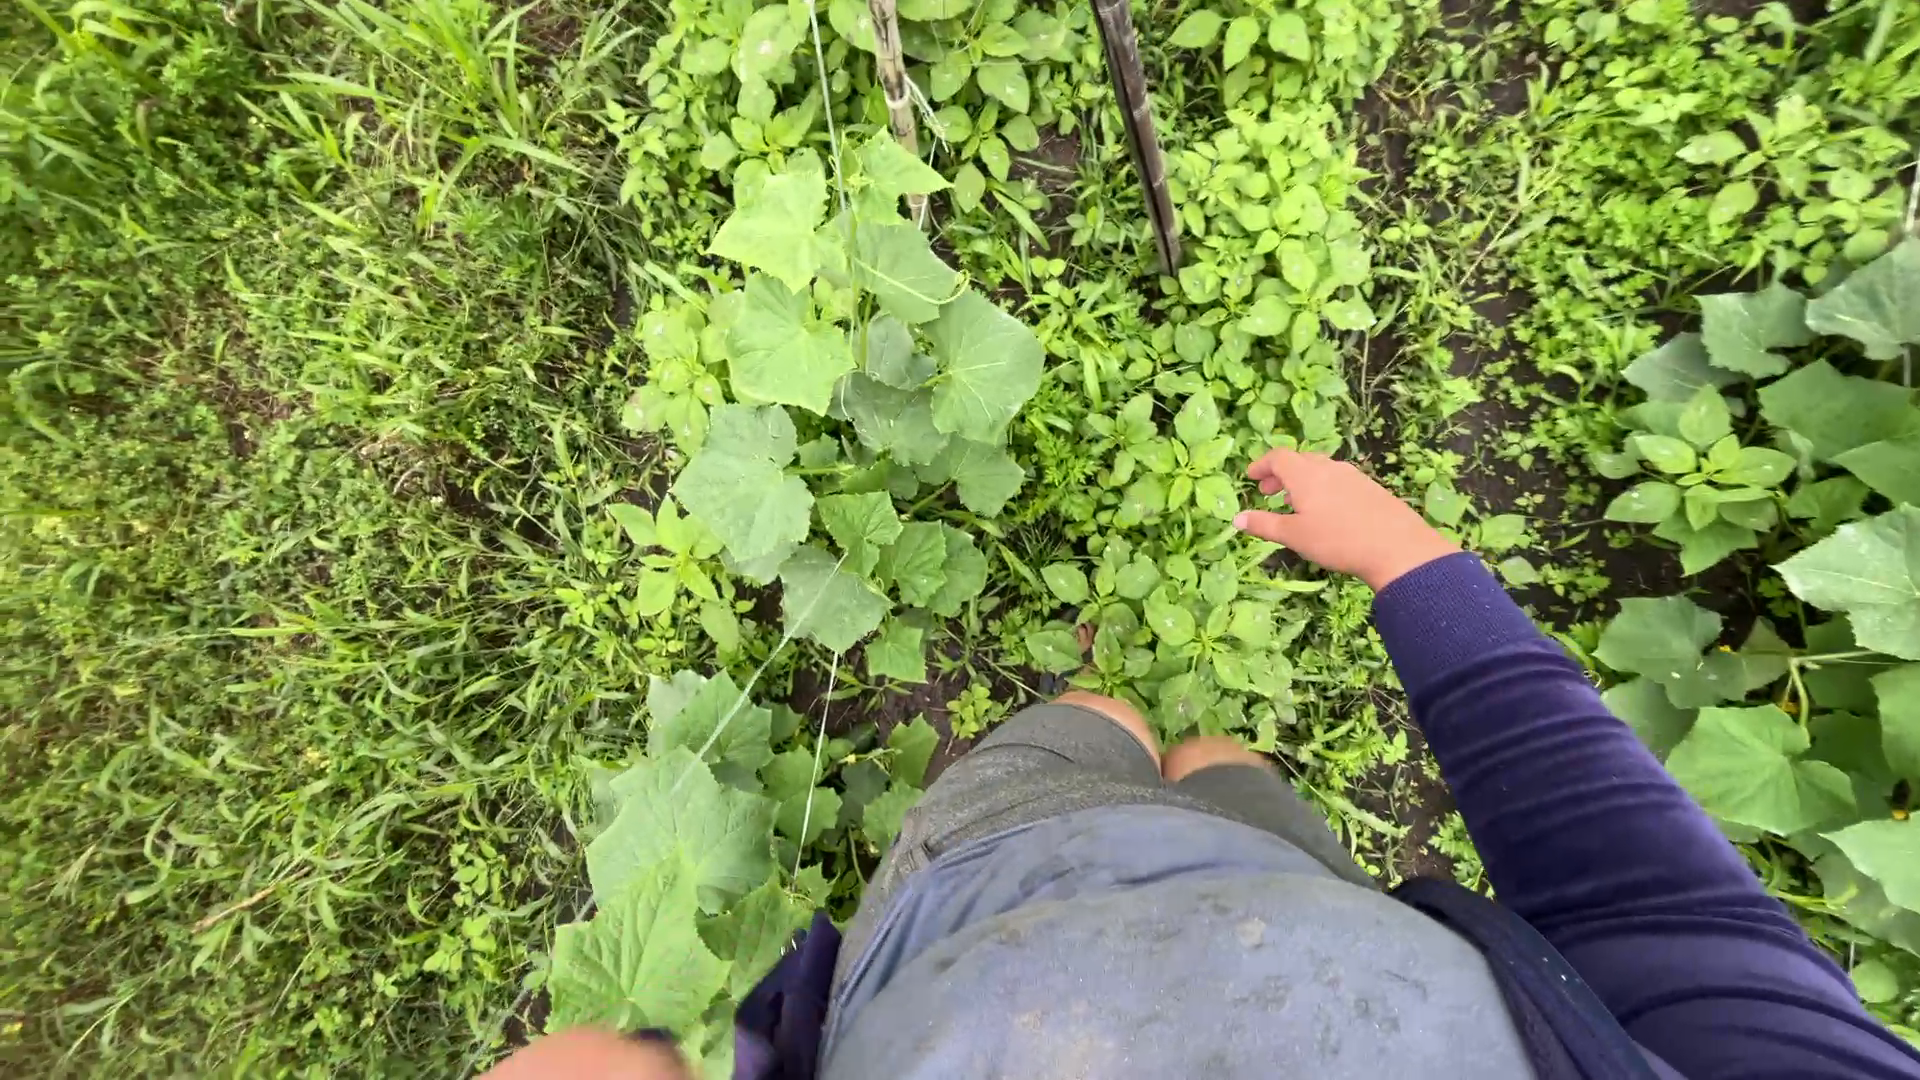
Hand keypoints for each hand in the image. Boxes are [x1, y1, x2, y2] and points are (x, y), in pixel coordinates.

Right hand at [1232, 448, 1460, 590]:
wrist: (1398, 549)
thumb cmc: (1337, 540)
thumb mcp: (1294, 536)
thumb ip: (1263, 525)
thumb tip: (1237, 519)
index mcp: (1306, 475)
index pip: (1278, 457)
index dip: (1262, 465)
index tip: (1251, 477)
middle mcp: (1329, 469)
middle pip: (1300, 460)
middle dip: (1280, 473)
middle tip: (1268, 492)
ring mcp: (1353, 477)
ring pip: (1321, 469)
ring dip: (1302, 481)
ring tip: (1294, 503)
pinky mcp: (1371, 488)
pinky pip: (1338, 479)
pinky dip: (1322, 487)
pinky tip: (1325, 511)